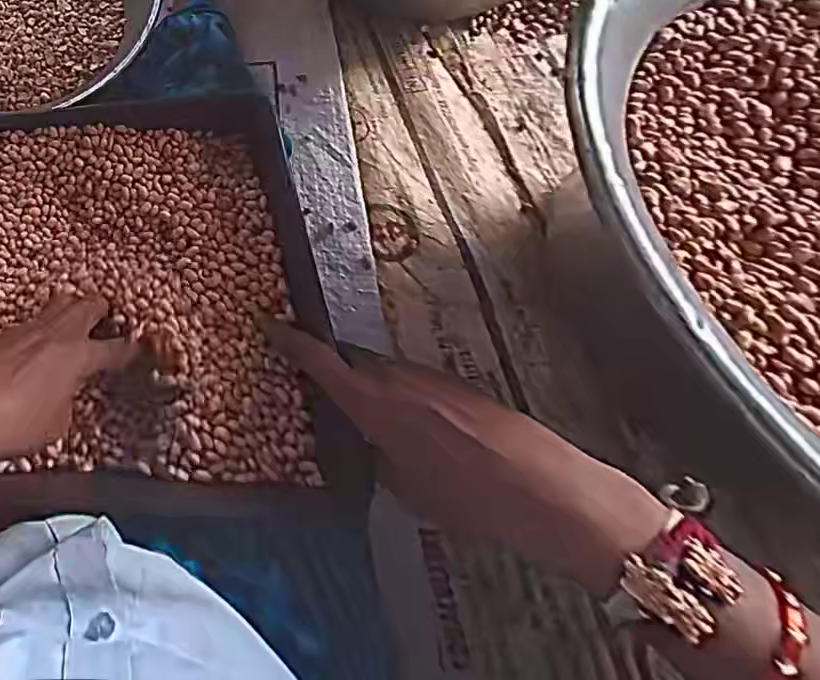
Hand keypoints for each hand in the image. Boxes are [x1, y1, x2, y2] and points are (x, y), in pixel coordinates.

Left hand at [0, 293, 139, 476]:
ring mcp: (25, 329)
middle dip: (101, 309)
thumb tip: (63, 392)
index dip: (129, 349)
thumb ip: (68, 399)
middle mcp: (54, 333)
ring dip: (71, 310)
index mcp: (77, 354)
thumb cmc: (12, 425)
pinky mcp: (0, 335)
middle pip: (87, 305)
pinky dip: (43, 327)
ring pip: (58, 304)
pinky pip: (32, 322)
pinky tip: (40, 343)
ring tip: (77, 320)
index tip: (137, 348)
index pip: (113, 348)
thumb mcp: (56, 424)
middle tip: (108, 317)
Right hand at [259, 314, 669, 592]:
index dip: (289, 338)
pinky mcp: (455, 383)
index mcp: (372, 403)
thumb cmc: (470, 499)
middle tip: (324, 389)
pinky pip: (413, 383)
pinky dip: (405, 398)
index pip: (317, 358)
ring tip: (380, 422)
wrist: (551, 490)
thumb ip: (381, 457)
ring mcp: (427, 376)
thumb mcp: (408, 489)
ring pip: (384, 372)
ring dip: (373, 387)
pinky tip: (424, 433)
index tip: (269, 320)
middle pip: (350, 361)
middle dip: (334, 370)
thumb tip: (378, 445)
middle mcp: (395, 378)